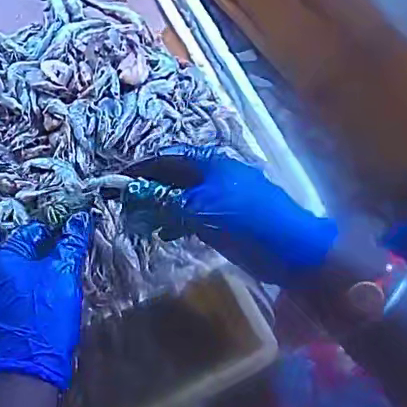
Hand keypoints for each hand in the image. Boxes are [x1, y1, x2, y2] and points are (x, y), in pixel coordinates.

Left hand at [0, 215, 91, 391]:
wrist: (34, 366)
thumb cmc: (44, 318)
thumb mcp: (62, 273)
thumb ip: (70, 244)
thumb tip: (79, 220)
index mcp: (5, 260)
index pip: (33, 230)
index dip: (57, 228)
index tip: (79, 229)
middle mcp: (0, 277)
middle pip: (32, 252)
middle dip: (57, 250)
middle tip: (82, 249)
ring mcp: (6, 298)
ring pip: (34, 274)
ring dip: (55, 271)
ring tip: (77, 271)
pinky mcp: (15, 316)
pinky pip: (33, 293)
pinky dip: (49, 290)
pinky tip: (65, 295)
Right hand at [127, 145, 336, 285]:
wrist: (290, 249)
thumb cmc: (245, 220)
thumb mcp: (199, 208)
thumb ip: (164, 200)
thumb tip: (131, 193)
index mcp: (209, 163)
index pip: (166, 158)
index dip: (140, 168)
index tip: (116, 182)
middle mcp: (213, 174)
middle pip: (172, 176)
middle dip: (147, 188)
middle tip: (123, 204)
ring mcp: (220, 196)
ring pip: (180, 195)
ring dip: (158, 206)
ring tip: (139, 221)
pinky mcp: (224, 217)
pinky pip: (191, 213)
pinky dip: (174, 220)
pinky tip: (164, 232)